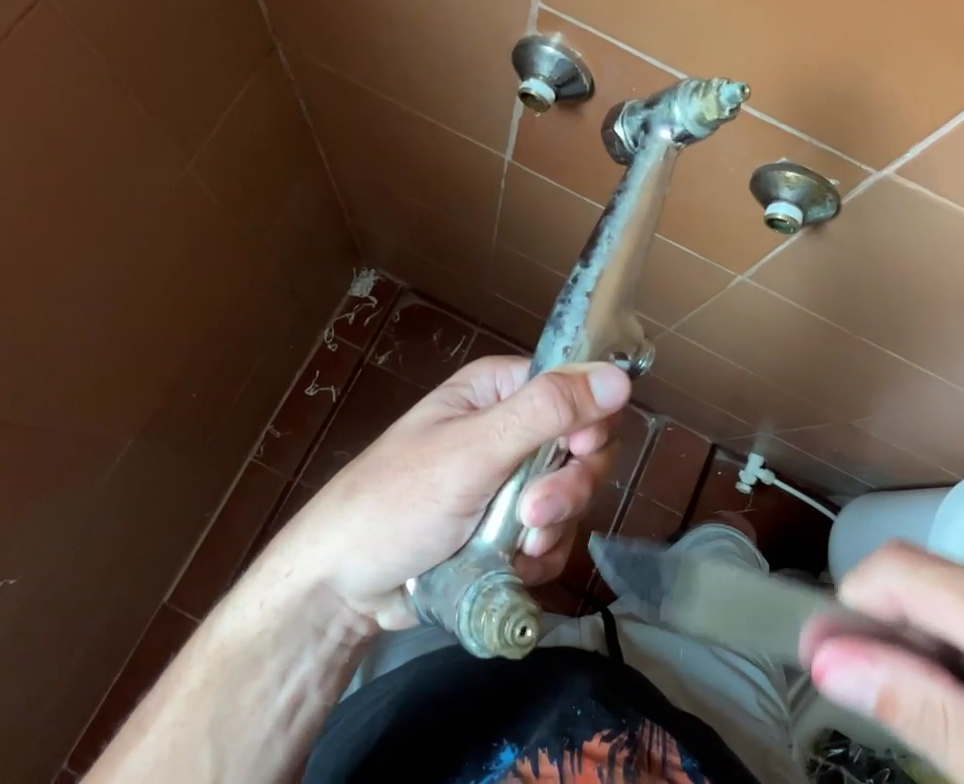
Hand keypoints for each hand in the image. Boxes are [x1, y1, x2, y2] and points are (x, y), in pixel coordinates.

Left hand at [258, 355, 631, 630]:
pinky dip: (539, 557)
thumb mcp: (472, 451)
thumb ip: (545, 413)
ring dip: (550, 528)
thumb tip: (621, 377)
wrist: (343, 585)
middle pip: (583, 448)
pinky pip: (553, 537)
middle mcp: (509, 428)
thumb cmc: (396, 502)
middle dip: (567, 488)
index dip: (589, 422)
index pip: (576, 390)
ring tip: (511, 547)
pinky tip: (510, 567)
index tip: (578, 453)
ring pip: (572, 498)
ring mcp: (509, 482)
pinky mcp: (507, 529)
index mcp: (497, 391)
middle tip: (532, 515)